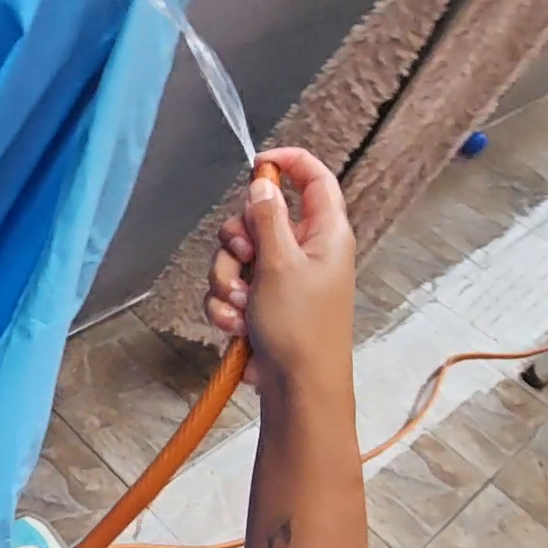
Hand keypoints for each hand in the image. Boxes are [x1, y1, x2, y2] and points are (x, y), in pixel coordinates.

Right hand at [204, 147, 355, 393]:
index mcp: (323, 233)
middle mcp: (300, 251)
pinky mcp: (256, 304)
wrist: (295, 383)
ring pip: (233, 259)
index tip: (257, 164)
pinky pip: (226, 290)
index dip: (288, 164)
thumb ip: (267, 220)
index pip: (313, 180)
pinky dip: (224, 307)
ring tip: (241, 308)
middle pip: (255, 221)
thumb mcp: (280, 264)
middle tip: (245, 261)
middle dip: (236, 244)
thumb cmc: (299, 325)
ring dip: (227, 282)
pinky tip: (235, 325)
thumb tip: (262, 185)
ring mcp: (276, 279)